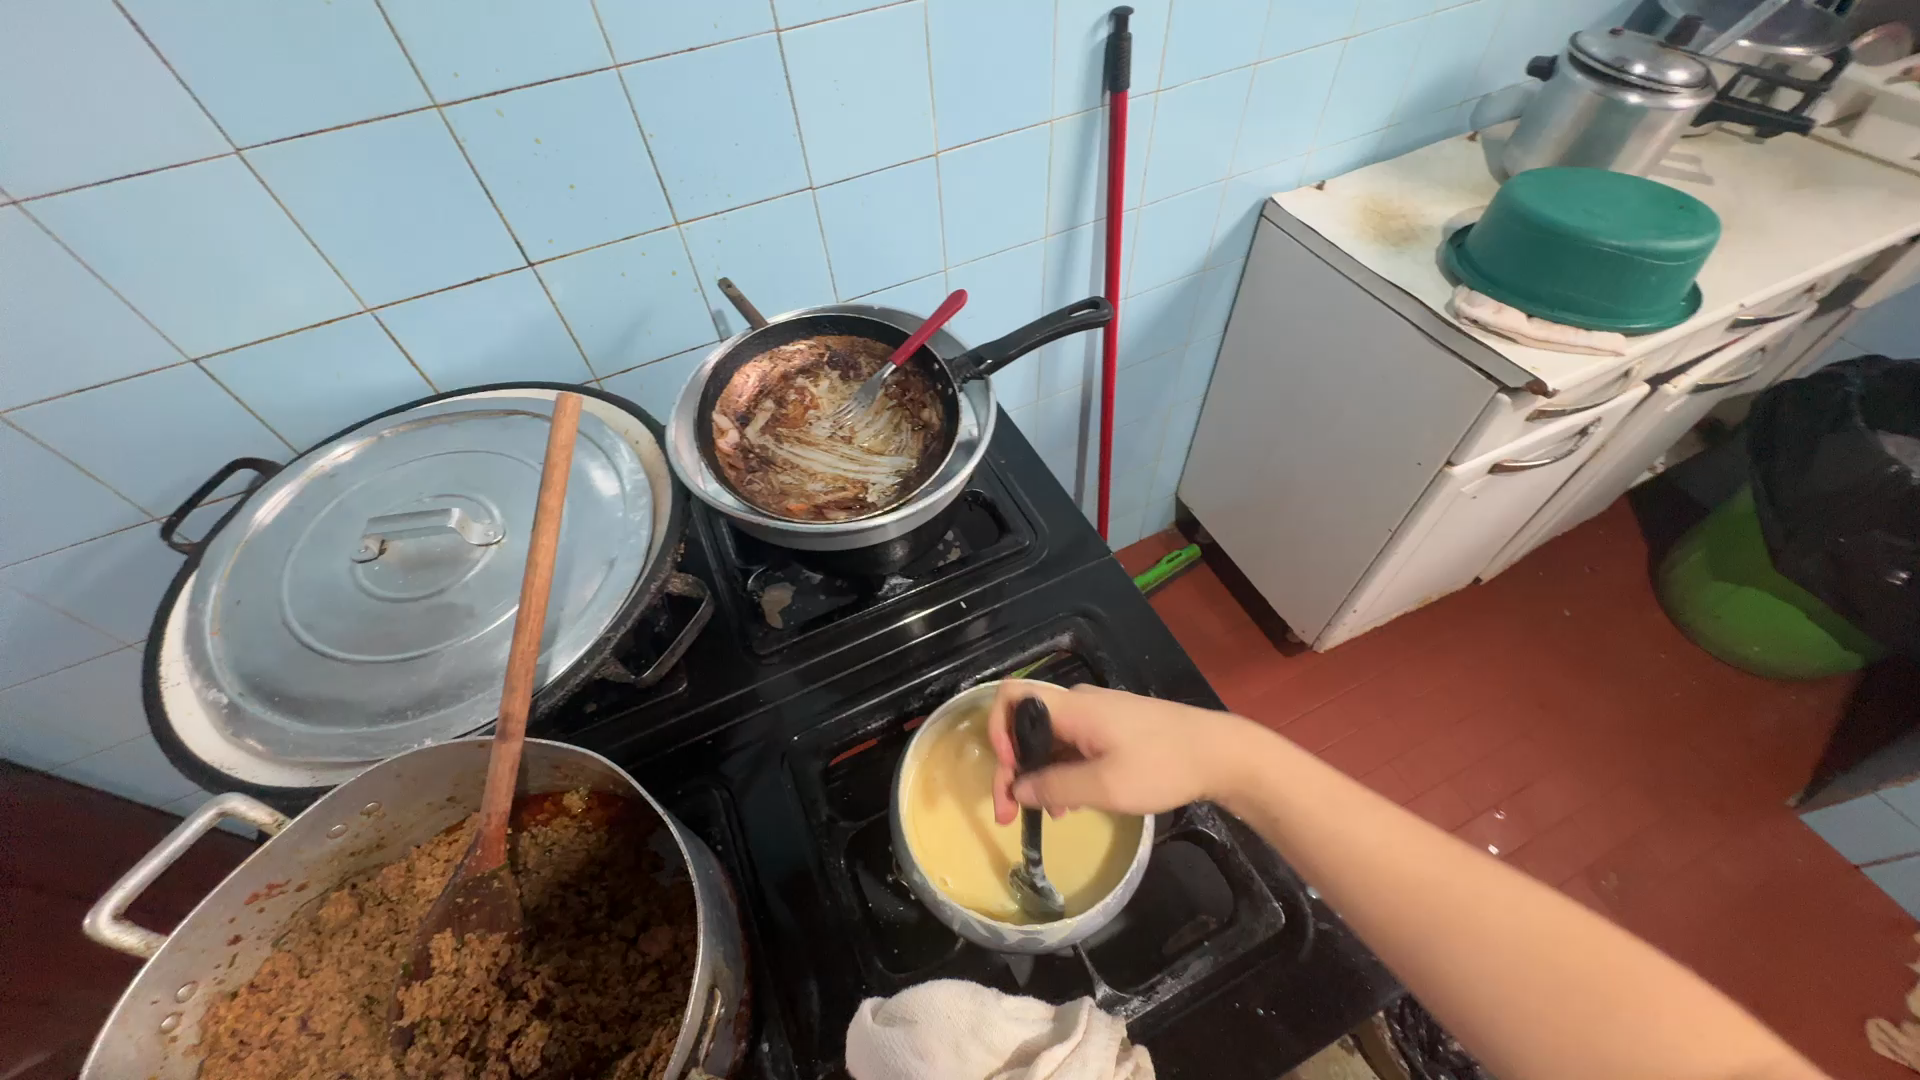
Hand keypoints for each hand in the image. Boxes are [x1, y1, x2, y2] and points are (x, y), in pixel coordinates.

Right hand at [985, 681, 1263, 824]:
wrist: (1219, 754)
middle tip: (1010, 812)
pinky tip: (1071, 802)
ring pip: (1049, 739)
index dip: (996, 731)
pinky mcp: (1112, 727)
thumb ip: (1055, 787)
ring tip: (1047, 814)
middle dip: (1013, 767)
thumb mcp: (1106, 787)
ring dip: (1038, 774)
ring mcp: (1097, 714)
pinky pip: (1071, 744)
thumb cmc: (1163, 766)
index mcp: (1072, 708)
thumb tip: (1017, 789)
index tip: (1010, 771)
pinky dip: (1062, 771)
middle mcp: (1078, 703)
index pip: (1012, 697)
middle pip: (1026, 724)